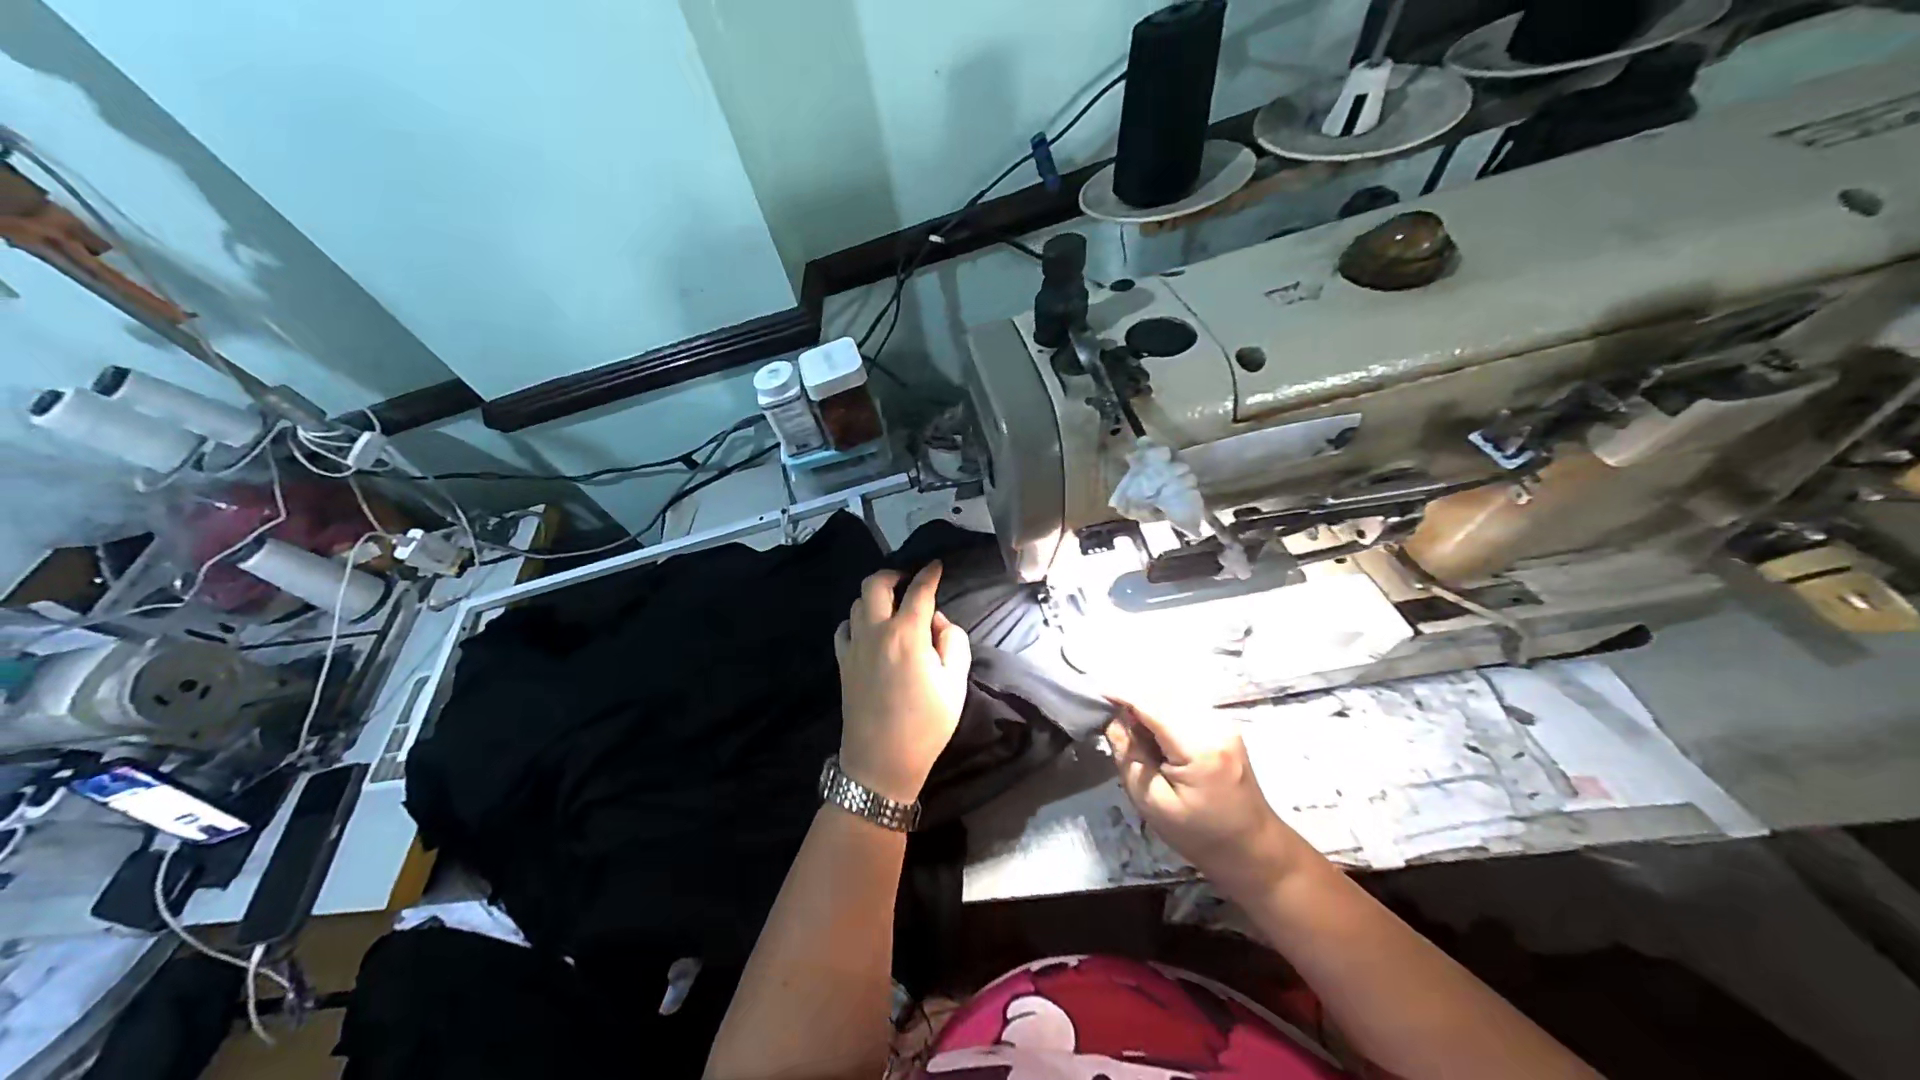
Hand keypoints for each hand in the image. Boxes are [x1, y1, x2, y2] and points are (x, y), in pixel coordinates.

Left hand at [834, 563, 971, 802]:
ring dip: (875, 597)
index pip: (919, 591)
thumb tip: (939, 622)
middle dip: (894, 574)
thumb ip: (953, 643)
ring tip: (892, 606)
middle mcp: (875, 632)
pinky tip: (870, 630)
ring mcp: (854, 646)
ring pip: (856, 603)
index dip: (930, 574)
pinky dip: (857, 620)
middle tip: (909, 581)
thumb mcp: (956, 684)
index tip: (936, 565)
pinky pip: (844, 628)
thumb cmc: (925, 725)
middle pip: (875, 584)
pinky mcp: (842, 663)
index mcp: (906, 635)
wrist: (880, 762)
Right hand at [1106, 700, 1316, 893]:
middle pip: (1164, 694)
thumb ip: (1129, 755)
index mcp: (1200, 748)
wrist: (1252, 848)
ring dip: (1148, 702)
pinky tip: (1153, 730)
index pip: (1153, 705)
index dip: (1122, 694)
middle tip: (1111, 716)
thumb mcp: (1151, 803)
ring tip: (1131, 726)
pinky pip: (1185, 705)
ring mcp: (1224, 722)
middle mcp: (1216, 725)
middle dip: (1133, 696)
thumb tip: (1114, 718)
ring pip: (1174, 695)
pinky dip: (1163, 708)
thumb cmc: (1198, 834)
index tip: (1096, 692)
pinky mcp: (1224, 725)